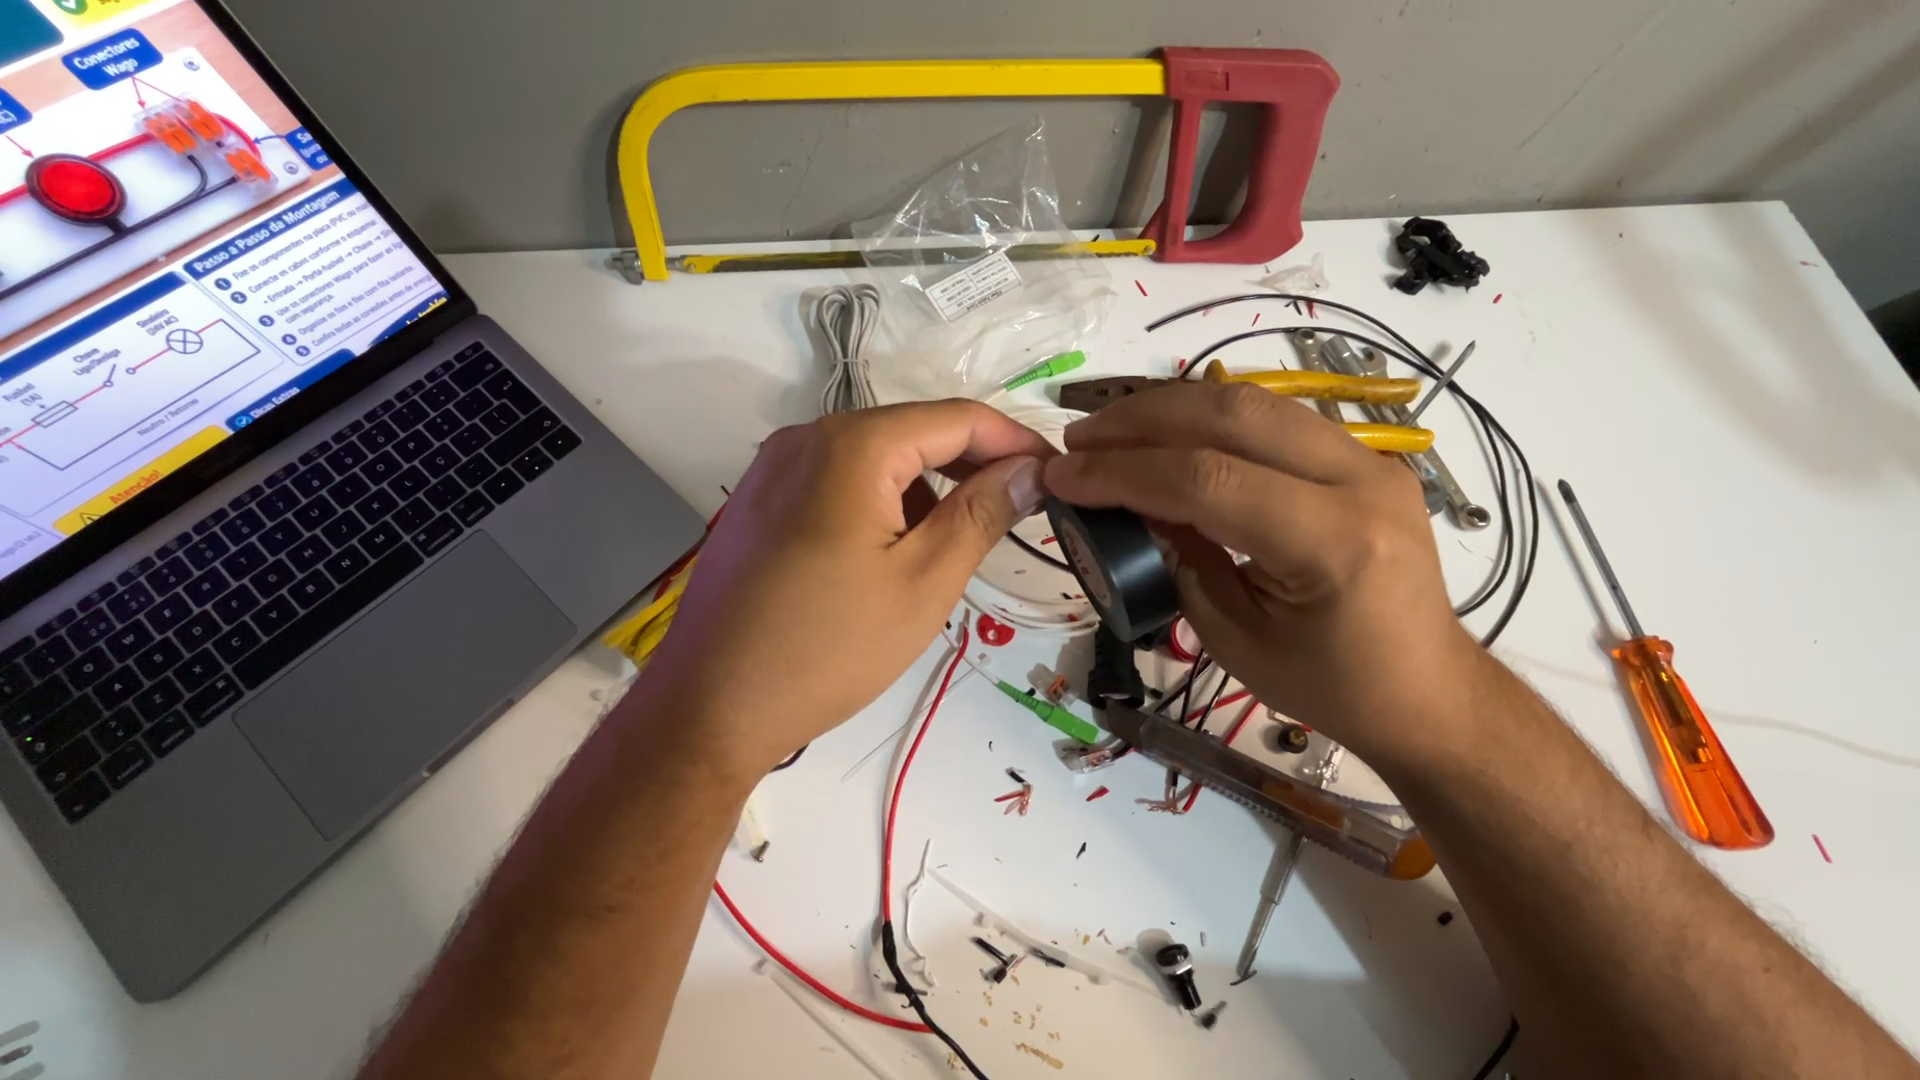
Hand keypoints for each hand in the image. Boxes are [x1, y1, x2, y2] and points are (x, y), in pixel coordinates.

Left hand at [629, 401, 1052, 778]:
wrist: (709, 708)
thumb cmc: (827, 649)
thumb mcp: (923, 582)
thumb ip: (982, 513)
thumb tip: (1031, 469)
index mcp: (852, 444)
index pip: (957, 418)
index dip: (1016, 442)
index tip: (1058, 477)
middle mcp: (807, 437)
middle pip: (913, 431)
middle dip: (972, 464)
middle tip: (1019, 510)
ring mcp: (774, 467)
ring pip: (875, 458)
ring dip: (927, 486)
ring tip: (957, 542)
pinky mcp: (759, 501)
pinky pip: (838, 481)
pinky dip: (882, 501)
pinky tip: (894, 550)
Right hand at [1041, 381, 1487, 765]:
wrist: (1427, 690)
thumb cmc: (1331, 687)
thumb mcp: (1235, 637)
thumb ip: (1182, 558)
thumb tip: (1131, 502)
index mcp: (1332, 543)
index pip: (1207, 479)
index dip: (1124, 471)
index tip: (1064, 475)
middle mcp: (1359, 482)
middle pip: (1232, 415)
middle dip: (1142, 419)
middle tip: (1080, 438)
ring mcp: (1370, 461)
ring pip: (1254, 401)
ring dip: (1172, 408)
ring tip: (1112, 431)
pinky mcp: (1365, 458)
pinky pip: (1274, 419)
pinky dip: (1210, 419)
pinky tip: (1168, 435)